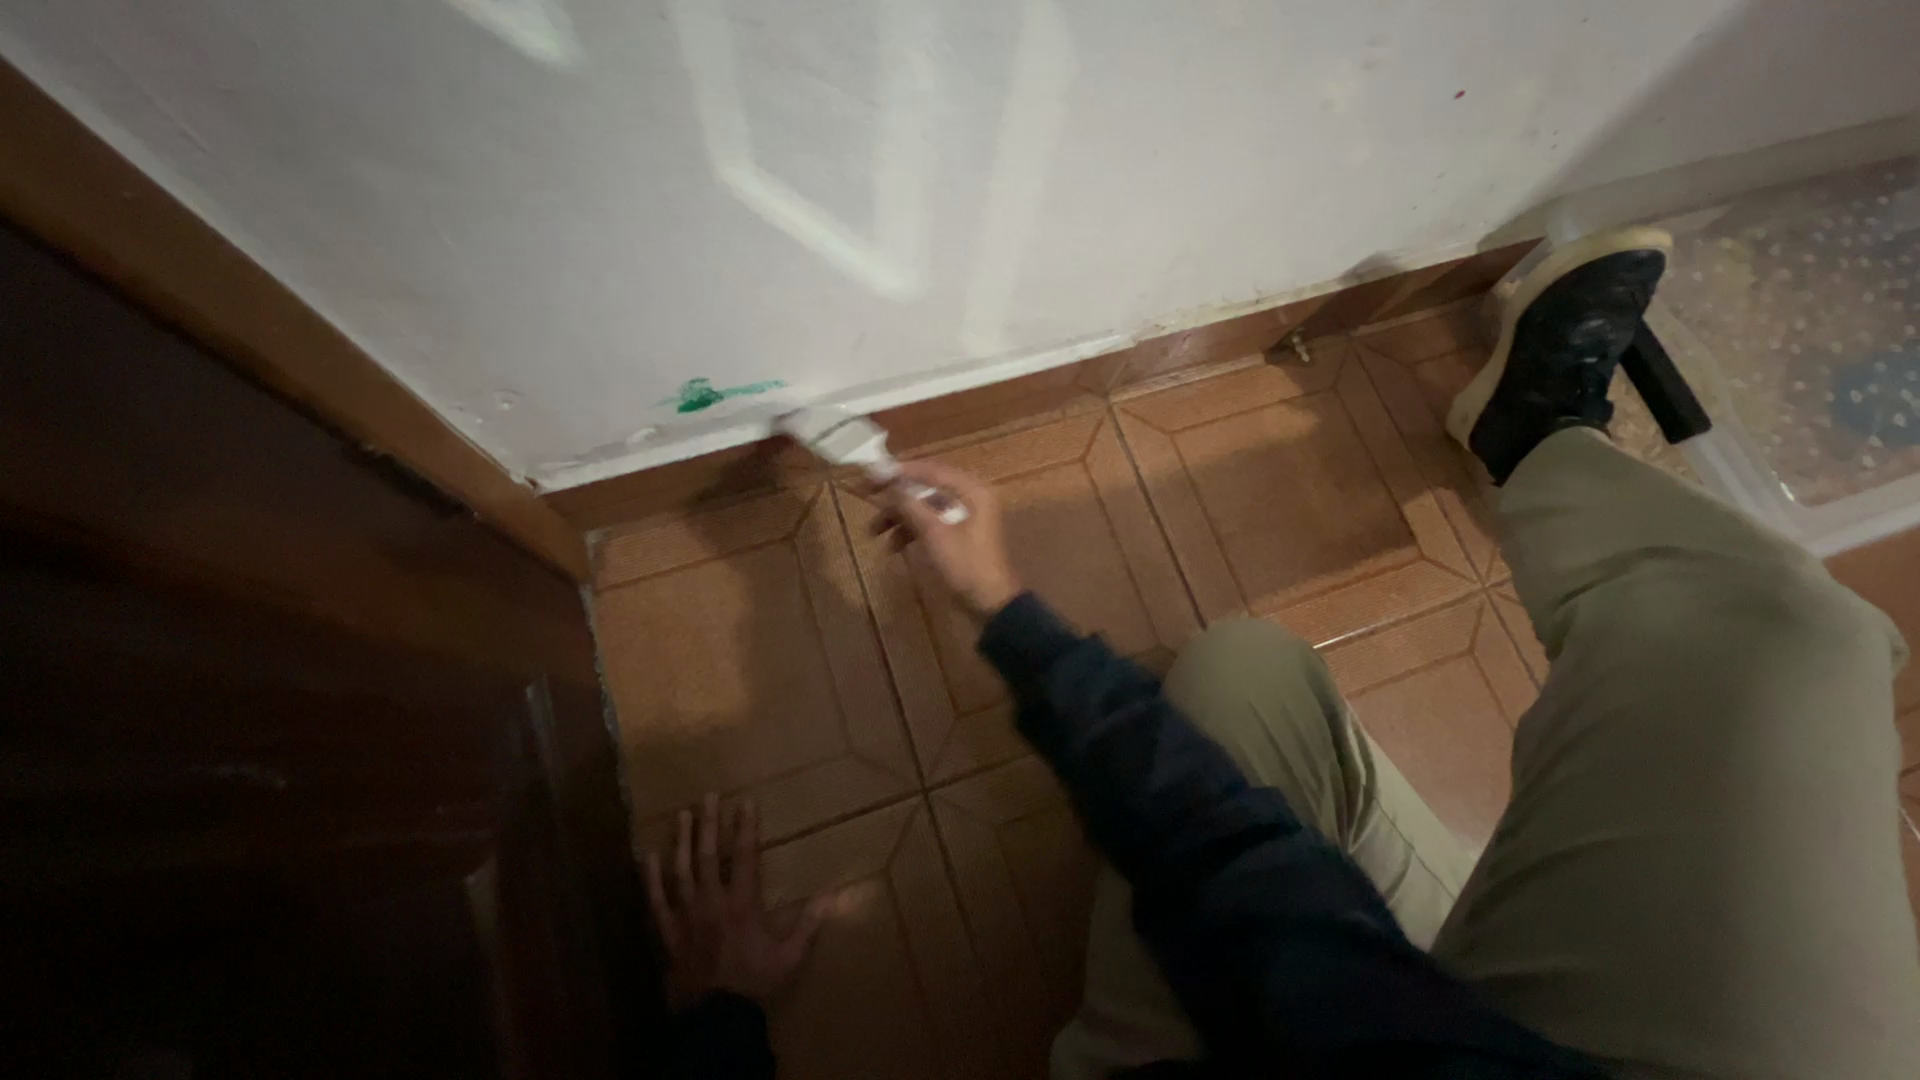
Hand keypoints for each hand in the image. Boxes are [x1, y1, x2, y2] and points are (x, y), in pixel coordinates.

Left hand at [645, 794, 825, 1009]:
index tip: (746, 802)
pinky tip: (648, 857)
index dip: (746, 828)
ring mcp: (686, 916)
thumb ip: (808, 923)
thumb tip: (832, 894)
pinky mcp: (668, 933)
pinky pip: (656, 901)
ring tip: (683, 814)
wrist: (715, 1018)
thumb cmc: (754, 983)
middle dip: (710, 823)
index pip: (745, 856)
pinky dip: (651, 879)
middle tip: (709, 795)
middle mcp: (712, 902)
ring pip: (681, 870)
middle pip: (710, 855)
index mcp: (743, 904)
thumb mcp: (789, 956)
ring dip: (683, 840)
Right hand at [870, 461, 1021, 619]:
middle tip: (866, 498)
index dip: (898, 471)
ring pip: (924, 507)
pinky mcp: (958, 535)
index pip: (929, 470)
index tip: (870, 475)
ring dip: (899, 517)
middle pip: (925, 488)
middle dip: (895, 497)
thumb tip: (886, 482)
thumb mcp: (933, 533)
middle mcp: (970, 497)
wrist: (990, 605)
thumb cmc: (965, 566)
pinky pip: (930, 524)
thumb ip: (909, 504)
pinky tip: (893, 547)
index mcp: (971, 490)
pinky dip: (911, 531)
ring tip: (874, 531)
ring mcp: (965, 517)